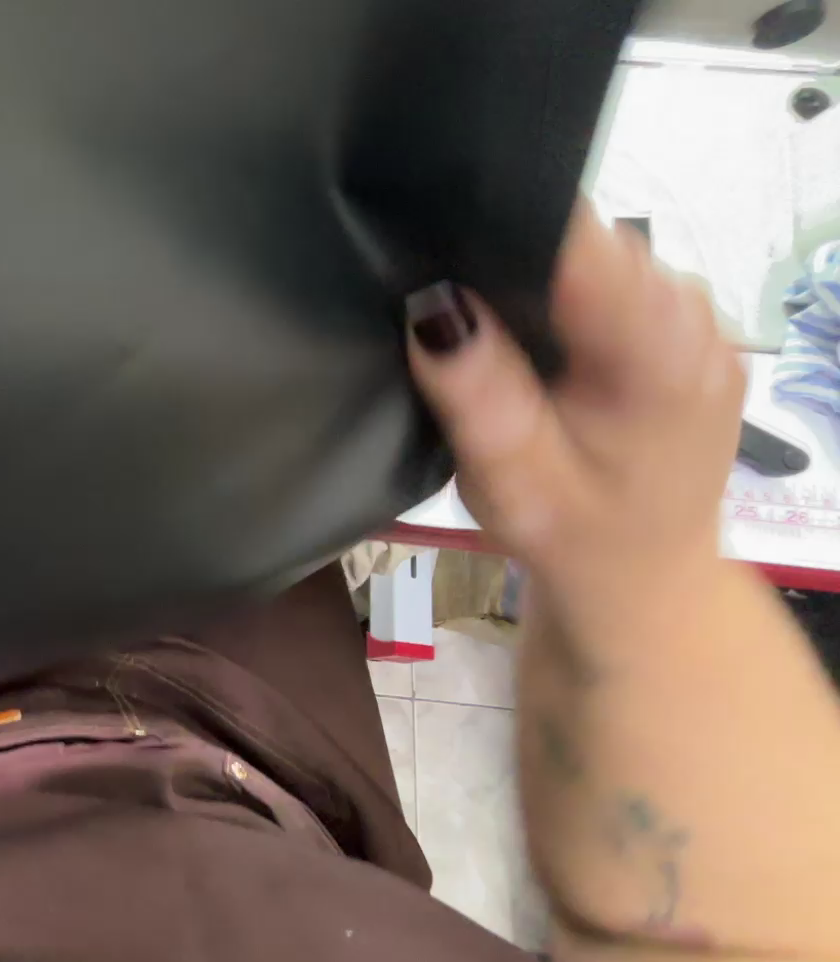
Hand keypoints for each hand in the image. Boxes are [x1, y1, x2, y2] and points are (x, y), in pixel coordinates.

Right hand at [404, 204, 744, 622]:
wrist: (637, 576)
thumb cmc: (567, 533)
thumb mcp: (507, 475)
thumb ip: (477, 391)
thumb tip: (434, 307)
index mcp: (659, 354)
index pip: (585, 249)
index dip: (505, 230)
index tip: (430, 232)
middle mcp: (692, 321)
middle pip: (592, 245)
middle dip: (506, 250)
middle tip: (425, 276)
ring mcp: (690, 324)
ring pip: (597, 259)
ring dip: (526, 271)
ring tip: (457, 298)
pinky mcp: (671, 336)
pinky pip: (604, 285)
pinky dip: (549, 292)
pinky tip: (508, 324)